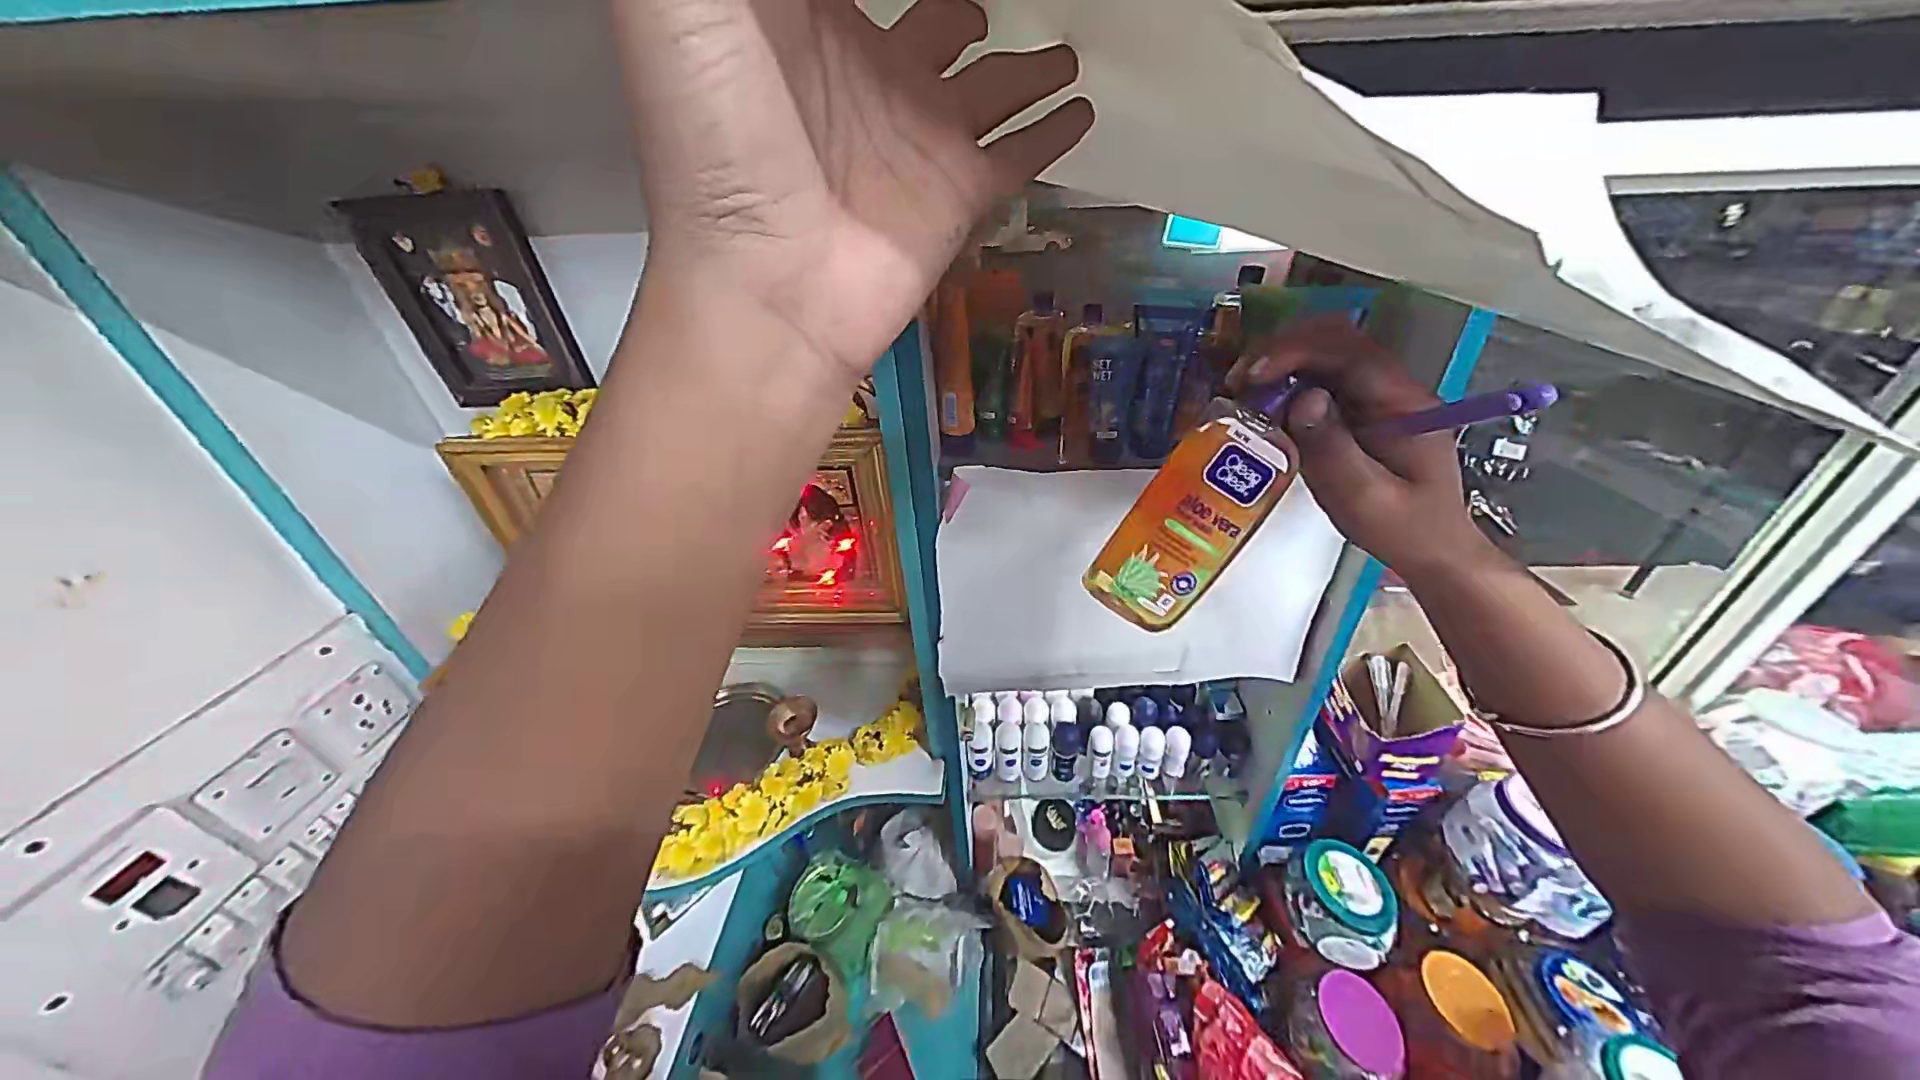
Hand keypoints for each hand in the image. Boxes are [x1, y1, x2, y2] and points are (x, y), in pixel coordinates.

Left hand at [610, 0, 1093, 381]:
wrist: (768, 286)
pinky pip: (1020, 151)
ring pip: (991, 82)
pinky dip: (1053, 132)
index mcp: (806, 19)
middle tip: (995, 0)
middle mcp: (871, 71)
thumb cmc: (715, 140)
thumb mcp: (686, 3)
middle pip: (938, 13)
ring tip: (1060, 49)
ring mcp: (919, 137)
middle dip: (966, 1)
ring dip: (1023, 64)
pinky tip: (1080, 108)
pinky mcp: (958, 193)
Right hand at [1230, 319, 1492, 579]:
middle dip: (1282, 349)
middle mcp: (1390, 390)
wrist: (1434, 550)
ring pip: (1325, 353)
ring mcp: (1374, 398)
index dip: (1296, 353)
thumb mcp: (1365, 500)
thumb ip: (1334, 451)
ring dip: (1280, 361)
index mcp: (1402, 405)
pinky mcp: (1356, 411)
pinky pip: (1318, 379)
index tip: (1253, 375)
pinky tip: (1261, 401)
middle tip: (1239, 380)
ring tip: (1243, 388)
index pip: (1350, 354)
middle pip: (1337, 340)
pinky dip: (1285, 381)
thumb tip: (1302, 401)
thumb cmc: (1404, 529)